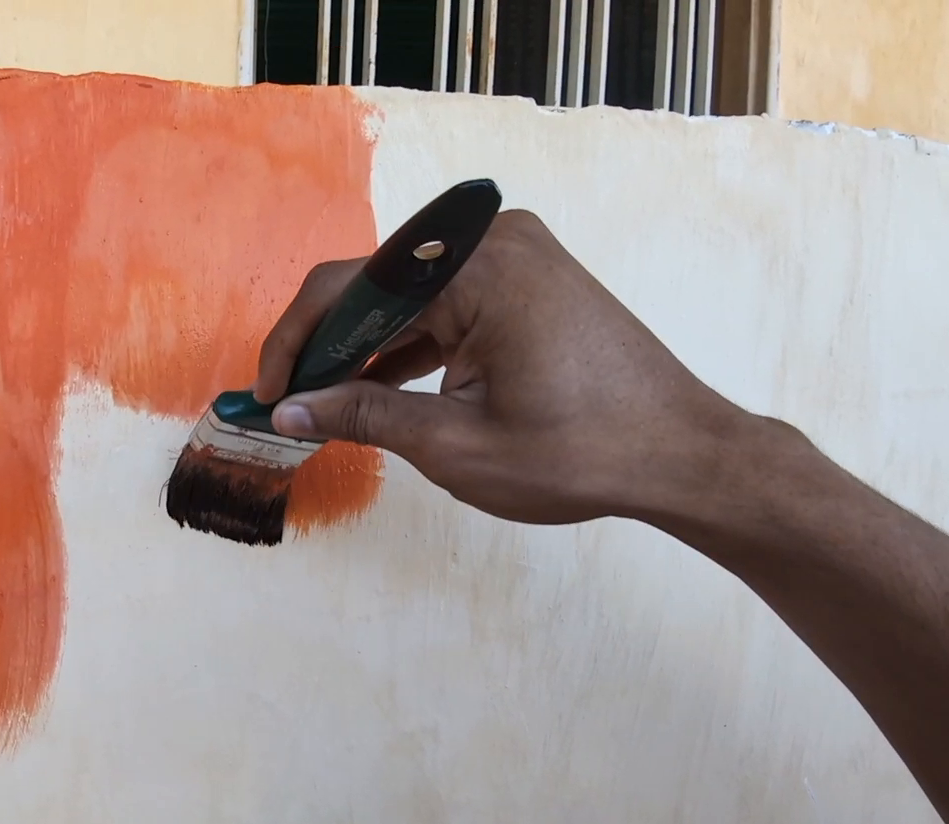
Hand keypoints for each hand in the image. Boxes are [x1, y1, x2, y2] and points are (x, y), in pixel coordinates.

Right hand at [255, 210, 764, 525]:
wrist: (681, 456)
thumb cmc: (575, 454)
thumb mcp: (454, 444)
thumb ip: (363, 417)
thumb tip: (286, 412)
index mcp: (478, 268)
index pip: (348, 290)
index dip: (293, 345)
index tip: (266, 399)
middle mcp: (492, 242)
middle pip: (372, 286)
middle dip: (321, 347)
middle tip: (289, 404)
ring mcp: (511, 258)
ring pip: (403, 297)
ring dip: (358, 349)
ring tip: (321, 402)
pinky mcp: (521, 282)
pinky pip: (439, 307)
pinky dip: (401, 347)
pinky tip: (371, 388)